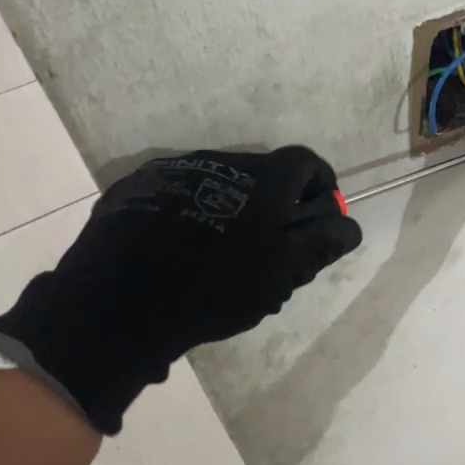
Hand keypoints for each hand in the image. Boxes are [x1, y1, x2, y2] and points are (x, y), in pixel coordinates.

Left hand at [0, 146, 361, 433]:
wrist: (115, 303)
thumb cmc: (214, 287)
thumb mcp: (281, 273)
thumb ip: (320, 243)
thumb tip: (349, 226)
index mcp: (263, 178)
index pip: (307, 163)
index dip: (321, 187)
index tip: (319, 219)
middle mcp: (222, 161)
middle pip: (265, 175)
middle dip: (276, 206)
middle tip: (271, 251)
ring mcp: (175, 171)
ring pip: (221, 184)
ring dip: (233, 209)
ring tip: (222, 255)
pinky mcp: (137, 188)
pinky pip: (180, 194)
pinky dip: (192, 213)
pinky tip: (180, 251)